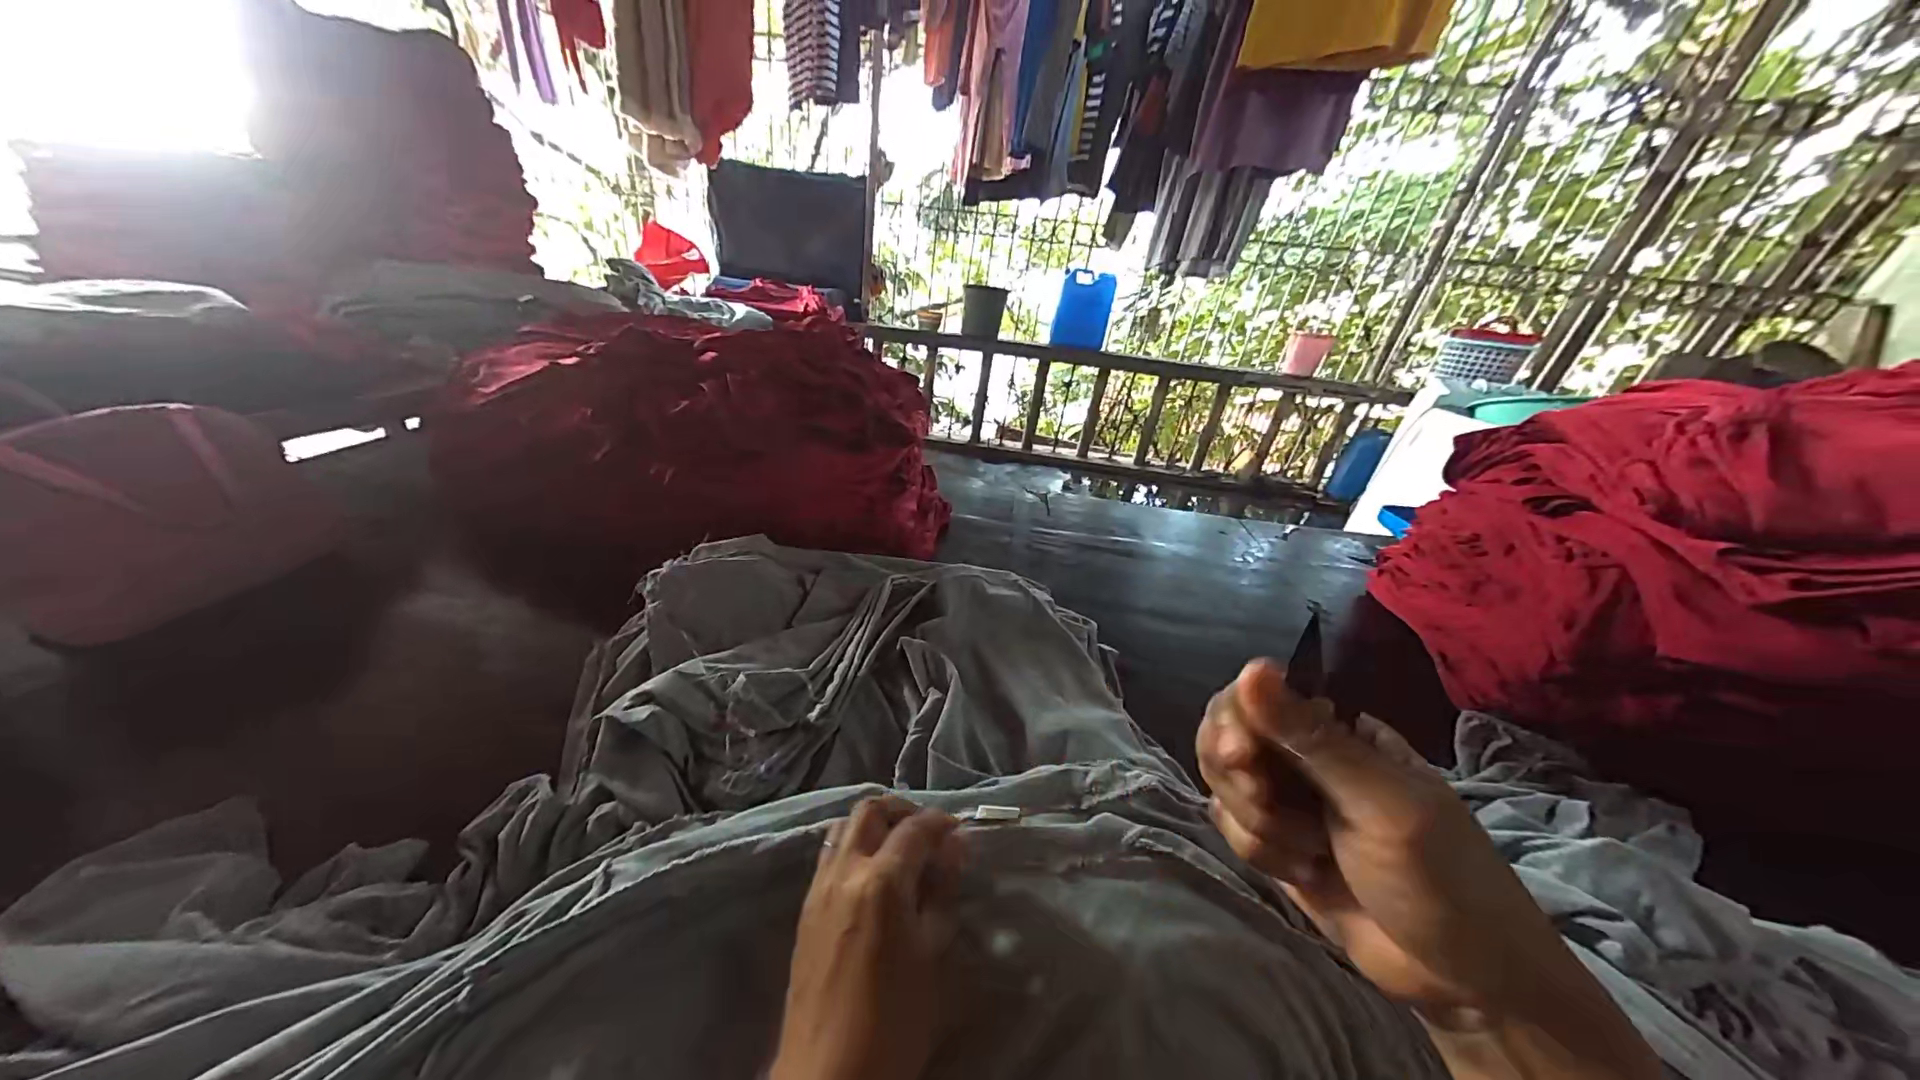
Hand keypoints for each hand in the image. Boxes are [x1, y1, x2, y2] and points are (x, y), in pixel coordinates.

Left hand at [771, 796, 965, 1079]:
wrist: (828, 1075)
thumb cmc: (894, 1020)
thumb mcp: (932, 954)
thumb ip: (942, 892)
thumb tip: (953, 848)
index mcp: (881, 882)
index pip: (915, 828)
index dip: (941, 823)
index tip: (959, 832)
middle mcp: (844, 872)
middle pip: (870, 811)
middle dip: (902, 810)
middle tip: (928, 833)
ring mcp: (818, 888)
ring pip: (843, 828)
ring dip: (874, 826)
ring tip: (900, 851)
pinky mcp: (805, 909)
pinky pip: (830, 856)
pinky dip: (854, 847)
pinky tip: (873, 877)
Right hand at [1198, 660, 1660, 1078]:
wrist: (1464, 983)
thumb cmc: (1440, 877)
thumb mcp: (1380, 803)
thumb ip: (1310, 739)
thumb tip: (1251, 668)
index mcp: (1336, 726)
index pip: (1254, 696)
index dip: (1235, 722)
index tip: (1240, 757)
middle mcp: (1301, 753)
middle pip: (1225, 735)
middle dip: (1241, 779)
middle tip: (1271, 810)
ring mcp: (1284, 797)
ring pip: (1223, 783)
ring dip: (1257, 823)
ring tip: (1308, 853)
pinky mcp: (1272, 840)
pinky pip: (1229, 825)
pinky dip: (1258, 851)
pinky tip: (1303, 874)